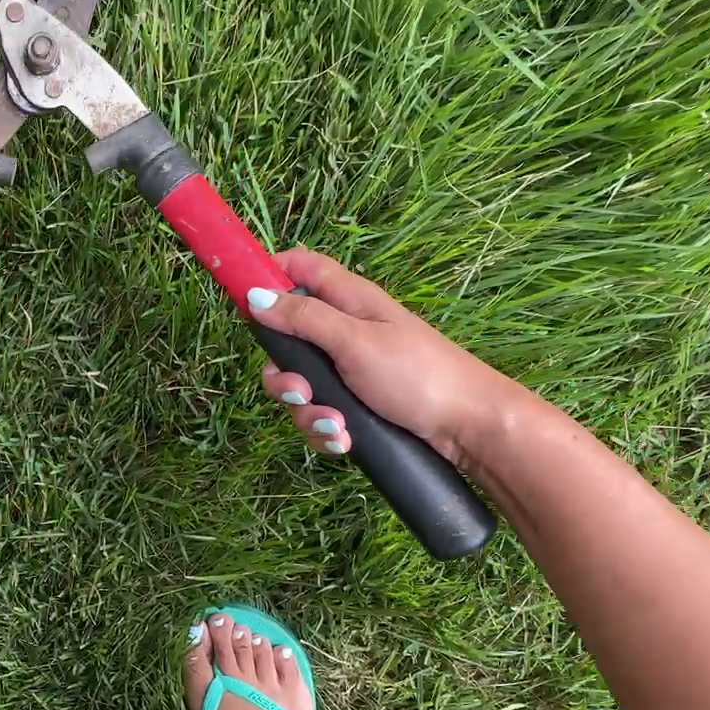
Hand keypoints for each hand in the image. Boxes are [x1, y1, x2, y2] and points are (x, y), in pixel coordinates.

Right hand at [245, 248, 527, 464]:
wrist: (465, 427)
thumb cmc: (417, 374)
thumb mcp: (355, 342)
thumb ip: (304, 318)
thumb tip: (255, 295)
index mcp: (347, 302)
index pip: (299, 269)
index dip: (269, 275)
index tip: (244, 300)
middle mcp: (342, 333)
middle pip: (284, 342)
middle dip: (283, 376)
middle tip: (301, 391)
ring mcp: (346, 371)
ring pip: (297, 387)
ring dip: (307, 412)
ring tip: (336, 425)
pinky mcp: (351, 405)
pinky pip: (317, 415)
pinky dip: (324, 431)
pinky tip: (344, 440)